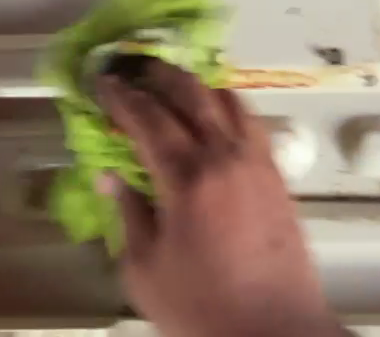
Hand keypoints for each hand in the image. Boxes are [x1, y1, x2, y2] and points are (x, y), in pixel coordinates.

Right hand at [97, 61, 342, 336]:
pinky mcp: (275, 169)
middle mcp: (224, 154)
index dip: (121, 96)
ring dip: (193, 82)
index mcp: (187, 178)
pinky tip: (212, 110)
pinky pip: (248, 117)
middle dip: (157, 74)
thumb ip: (127, 214)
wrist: (275, 333)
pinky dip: (224, 101)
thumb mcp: (146, 271)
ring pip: (223, 96)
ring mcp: (254, 157)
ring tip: (169, 82)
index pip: (148, 118)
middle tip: (132, 68)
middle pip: (188, 92)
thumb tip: (110, 175)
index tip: (103, 82)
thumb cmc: (203, 310)